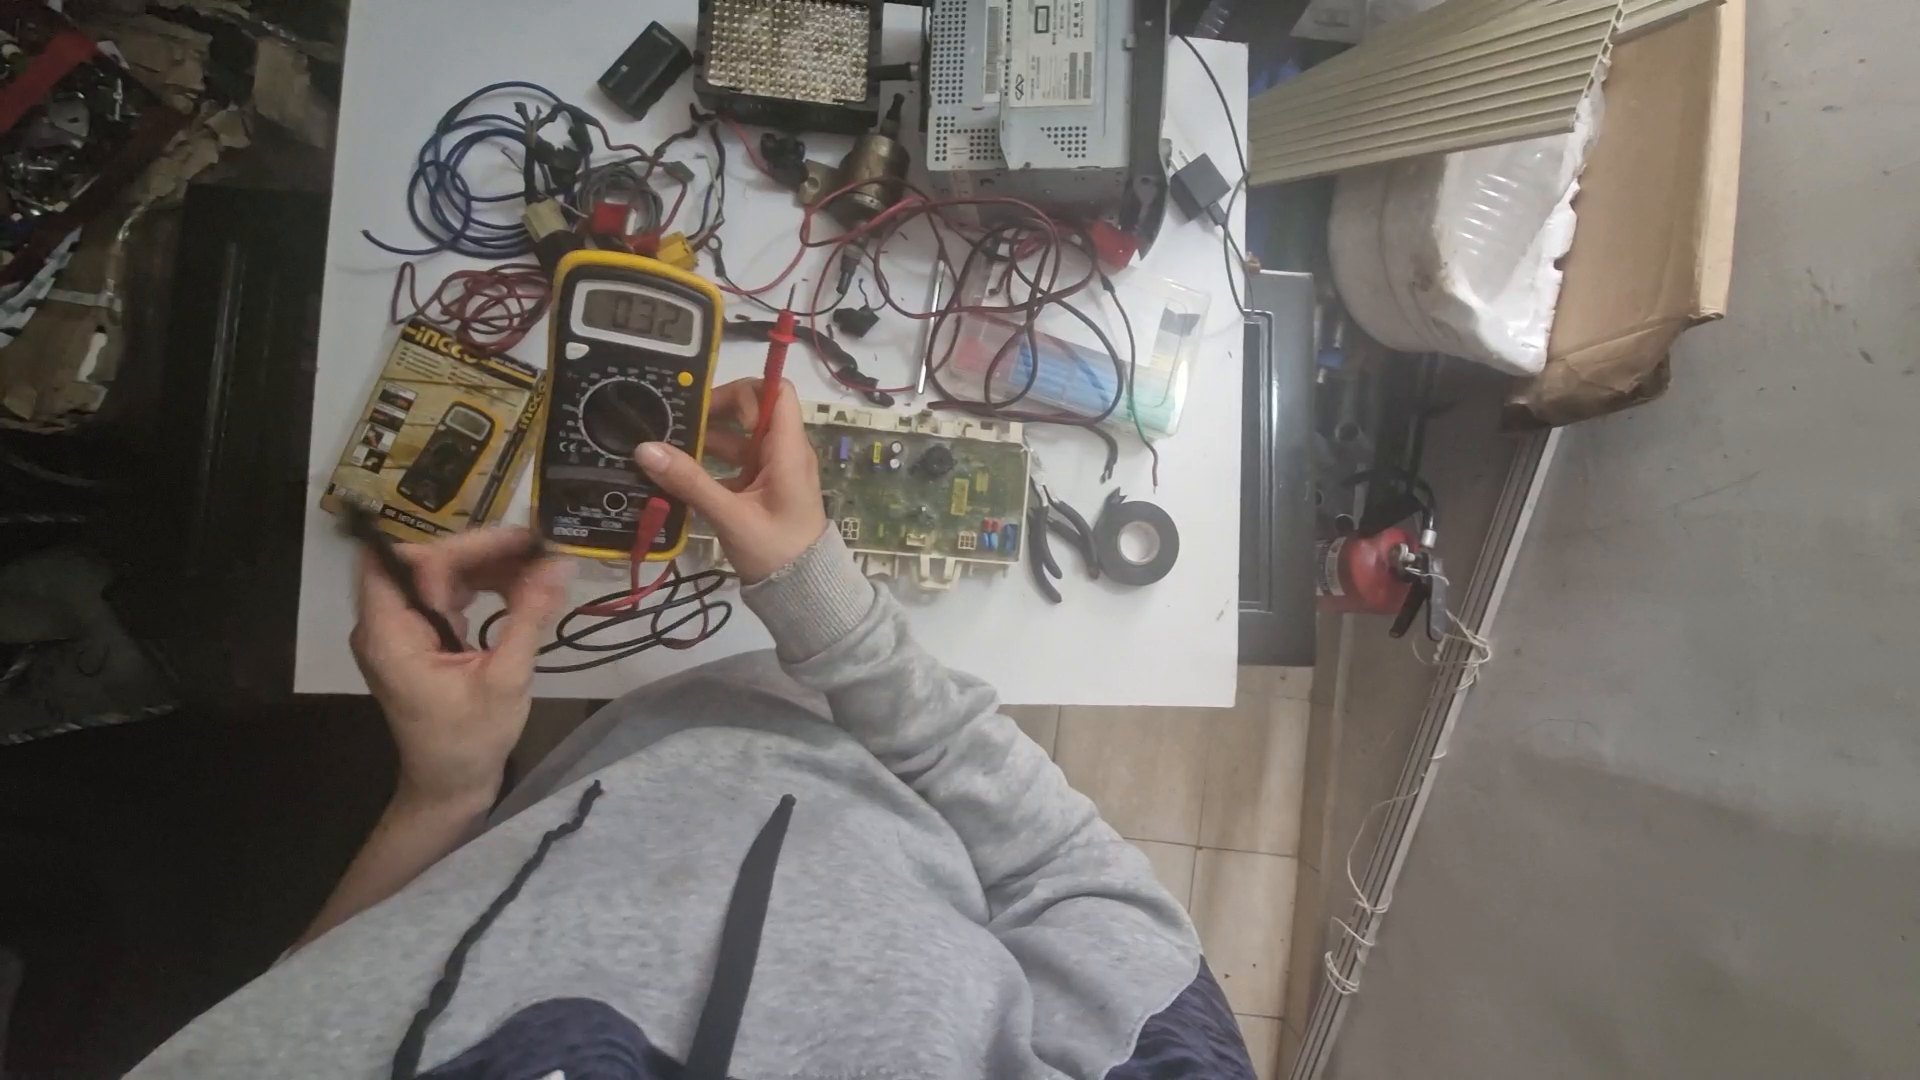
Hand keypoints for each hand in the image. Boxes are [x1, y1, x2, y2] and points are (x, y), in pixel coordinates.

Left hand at [349, 528, 572, 808]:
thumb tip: (561, 566)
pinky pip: (454, 598)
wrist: (451, 784)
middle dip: (486, 552)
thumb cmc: (470, 738)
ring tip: (543, 566)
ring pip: (445, 577)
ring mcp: (408, 632)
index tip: (514, 542)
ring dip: (493, 567)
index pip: (407, 562)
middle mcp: (391, 624)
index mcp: (393, 634)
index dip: (458, 544)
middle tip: (542, 549)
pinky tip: (526, 589)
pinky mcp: (427, 640)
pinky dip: (490, 588)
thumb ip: (529, 617)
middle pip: (430, 564)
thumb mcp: (506, 677)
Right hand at [636, 378, 825, 582]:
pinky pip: (736, 461)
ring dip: (708, 439)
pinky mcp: (762, 486)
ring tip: (669, 446)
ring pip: (740, 437)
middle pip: (753, 410)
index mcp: (788, 450)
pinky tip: (680, 472)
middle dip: (716, 412)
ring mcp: (773, 469)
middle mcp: (784, 452)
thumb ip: (690, 482)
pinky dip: (711, 462)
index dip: (746, 390)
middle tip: (679, 424)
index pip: (778, 393)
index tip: (713, 406)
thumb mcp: (731, 517)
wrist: (802, 589)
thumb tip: (646, 448)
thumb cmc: (776, 551)